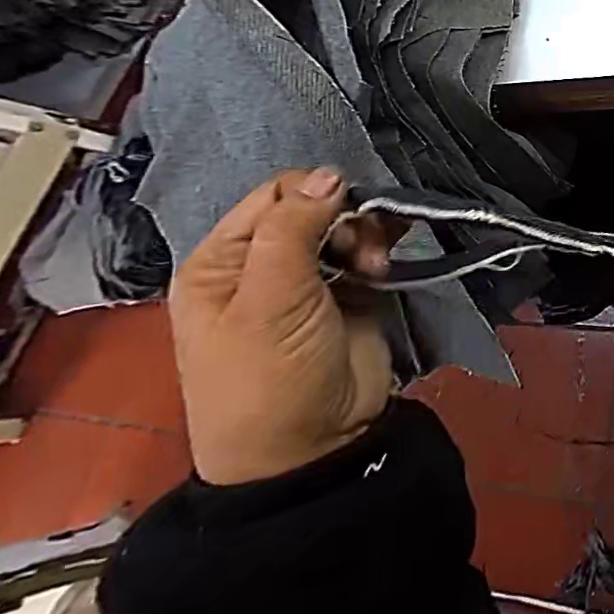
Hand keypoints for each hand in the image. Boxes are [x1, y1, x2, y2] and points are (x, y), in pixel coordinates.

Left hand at [168, 168, 397, 484]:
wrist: (311, 440)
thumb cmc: (268, 374)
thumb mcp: (271, 300)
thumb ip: (295, 231)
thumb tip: (330, 173)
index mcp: (224, 261)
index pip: (274, 197)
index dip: (316, 196)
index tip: (349, 217)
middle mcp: (264, 264)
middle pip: (317, 209)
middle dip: (348, 221)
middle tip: (364, 253)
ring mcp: (310, 280)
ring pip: (348, 229)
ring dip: (370, 239)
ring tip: (378, 268)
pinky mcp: (351, 294)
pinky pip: (370, 253)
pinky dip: (384, 251)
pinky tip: (389, 266)